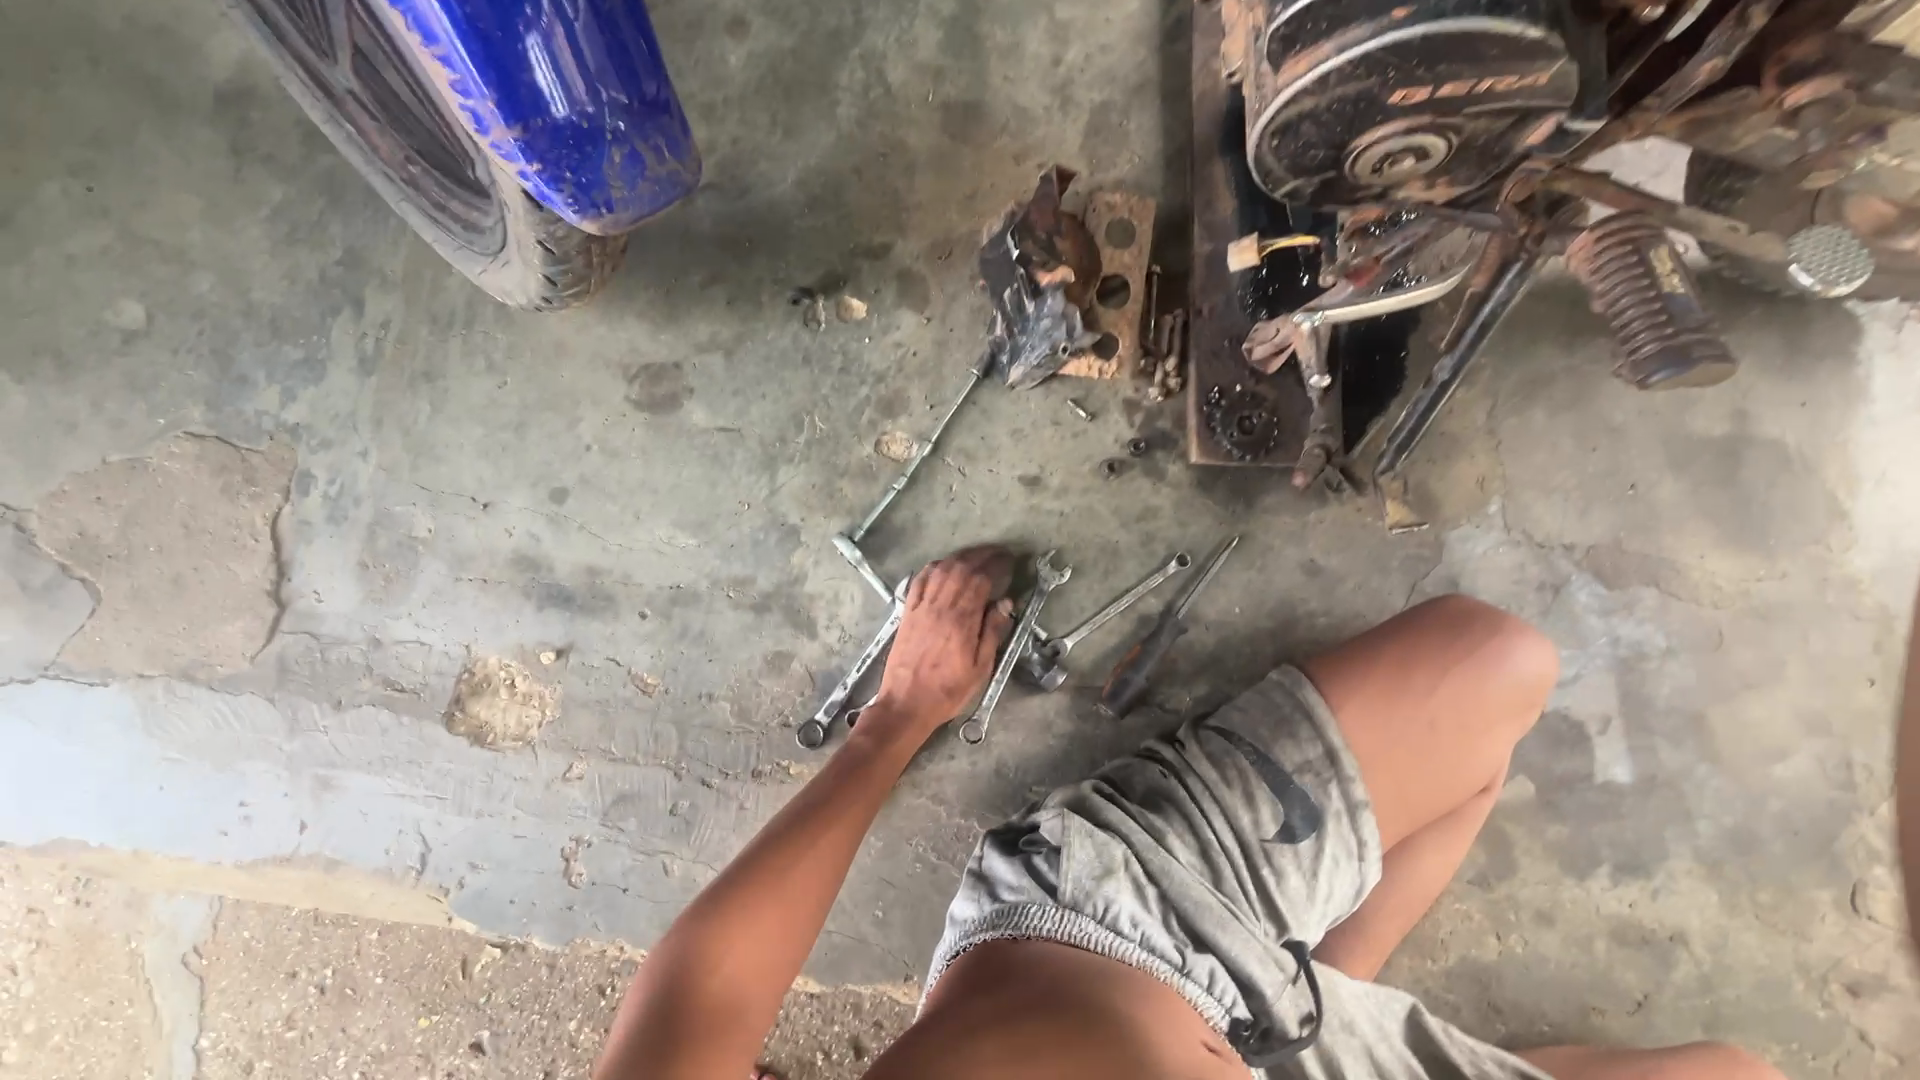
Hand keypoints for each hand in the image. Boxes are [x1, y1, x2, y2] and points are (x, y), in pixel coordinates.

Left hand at [867, 546, 1016, 737]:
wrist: (906, 703)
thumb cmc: (948, 690)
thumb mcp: (980, 668)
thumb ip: (992, 632)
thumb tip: (1005, 603)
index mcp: (961, 620)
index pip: (981, 580)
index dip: (996, 565)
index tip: (1010, 560)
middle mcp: (940, 607)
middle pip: (961, 568)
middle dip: (981, 555)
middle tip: (997, 552)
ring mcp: (921, 608)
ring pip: (940, 570)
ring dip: (959, 557)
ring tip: (975, 554)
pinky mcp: (907, 613)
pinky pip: (919, 581)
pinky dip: (932, 568)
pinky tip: (941, 565)